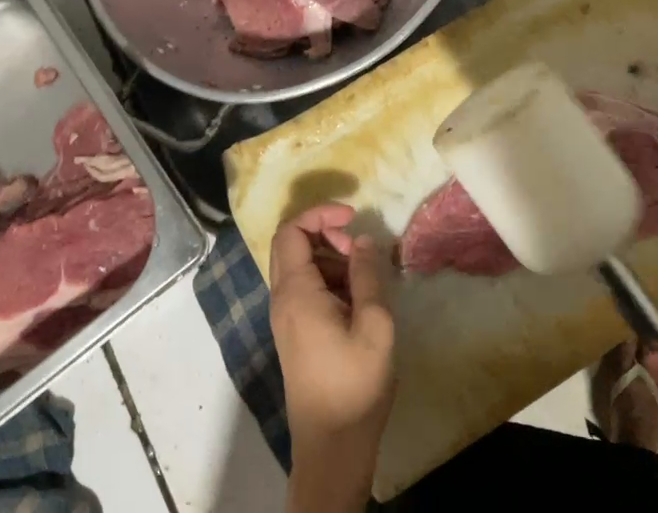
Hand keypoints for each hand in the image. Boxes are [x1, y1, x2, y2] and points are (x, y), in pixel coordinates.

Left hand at [269, 203, 395, 512]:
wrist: (332, 443)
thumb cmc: (355, 382)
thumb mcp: (374, 323)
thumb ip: (368, 275)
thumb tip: (363, 238)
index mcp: (296, 291)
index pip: (291, 231)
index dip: (320, 214)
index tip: (354, 217)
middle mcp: (282, 299)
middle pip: (293, 246)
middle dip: (328, 236)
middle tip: (362, 252)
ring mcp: (286, 318)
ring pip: (302, 269)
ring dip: (333, 261)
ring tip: (369, 281)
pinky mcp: (295, 334)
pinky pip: (306, 291)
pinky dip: (331, 283)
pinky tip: (360, 303)